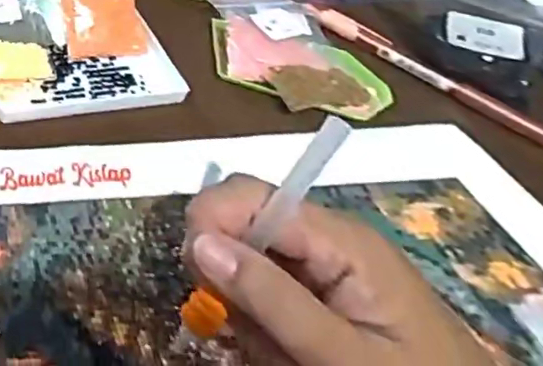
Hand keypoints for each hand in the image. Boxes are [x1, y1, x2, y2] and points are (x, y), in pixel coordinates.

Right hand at [184, 174, 494, 365]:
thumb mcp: (348, 360)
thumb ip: (274, 300)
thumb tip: (199, 240)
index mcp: (341, 239)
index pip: (250, 194)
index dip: (210, 219)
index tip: (194, 271)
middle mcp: (329, 240)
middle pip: (243, 221)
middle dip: (225, 267)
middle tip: (230, 322)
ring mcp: (327, 268)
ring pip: (247, 259)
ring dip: (242, 303)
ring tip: (270, 351)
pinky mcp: (325, 295)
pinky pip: (268, 288)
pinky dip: (259, 320)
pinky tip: (279, 351)